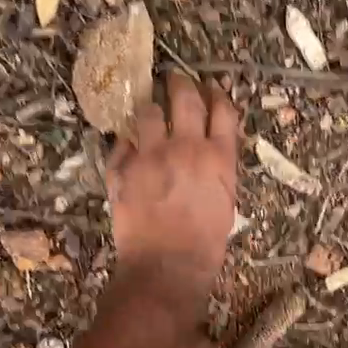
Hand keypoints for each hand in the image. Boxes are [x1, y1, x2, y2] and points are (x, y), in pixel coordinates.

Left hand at [107, 74, 239, 308]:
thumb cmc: (205, 245)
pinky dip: (127, 144)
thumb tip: (210, 151)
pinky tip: (131, 148)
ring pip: (147, 112)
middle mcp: (185, 147)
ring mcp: (149, 155)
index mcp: (218, 157)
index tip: (212, 89)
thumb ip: (219, 171)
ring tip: (150, 113)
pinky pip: (122, 144)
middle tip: (176, 80)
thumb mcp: (226, 204)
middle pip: (184, 97)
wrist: (166, 267)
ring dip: (150, 109)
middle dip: (180, 83)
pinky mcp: (122, 169)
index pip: (222, 110)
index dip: (217, 94)